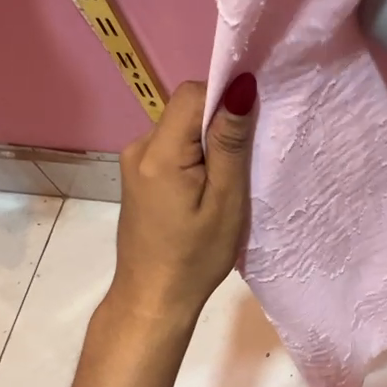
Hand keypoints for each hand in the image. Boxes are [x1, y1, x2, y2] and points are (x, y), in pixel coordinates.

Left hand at [109, 74, 256, 321]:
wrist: (153, 299)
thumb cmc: (196, 257)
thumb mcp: (225, 201)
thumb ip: (231, 143)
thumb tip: (241, 88)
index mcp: (159, 152)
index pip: (193, 94)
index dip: (225, 98)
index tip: (251, 126)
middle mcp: (139, 147)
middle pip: (185, 108)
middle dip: (219, 123)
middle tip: (245, 161)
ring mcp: (135, 161)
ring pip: (181, 128)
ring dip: (208, 142)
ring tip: (228, 180)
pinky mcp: (139, 175)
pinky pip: (172, 147)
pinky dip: (195, 156)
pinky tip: (208, 188)